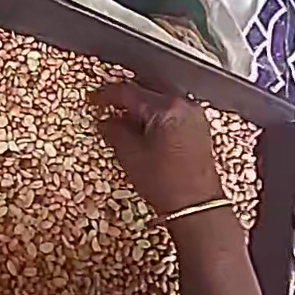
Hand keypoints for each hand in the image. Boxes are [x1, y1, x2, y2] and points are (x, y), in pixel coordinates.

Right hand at [90, 80, 224, 214]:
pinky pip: (173, 110)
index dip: (108, 95)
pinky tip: (145, 127)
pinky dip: (157, 114)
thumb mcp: (130, 156)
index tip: (95, 100)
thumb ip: (115, 131)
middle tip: (108, 106)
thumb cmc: (163, 182)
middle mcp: (183, 105)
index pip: (129, 92)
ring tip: (125, 119)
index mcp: (165, 108)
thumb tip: (106, 120)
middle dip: (126, 97)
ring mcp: (194, 114)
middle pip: (148, 89)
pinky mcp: (199, 126)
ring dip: (142, 106)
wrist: (196, 205)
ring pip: (161, 99)